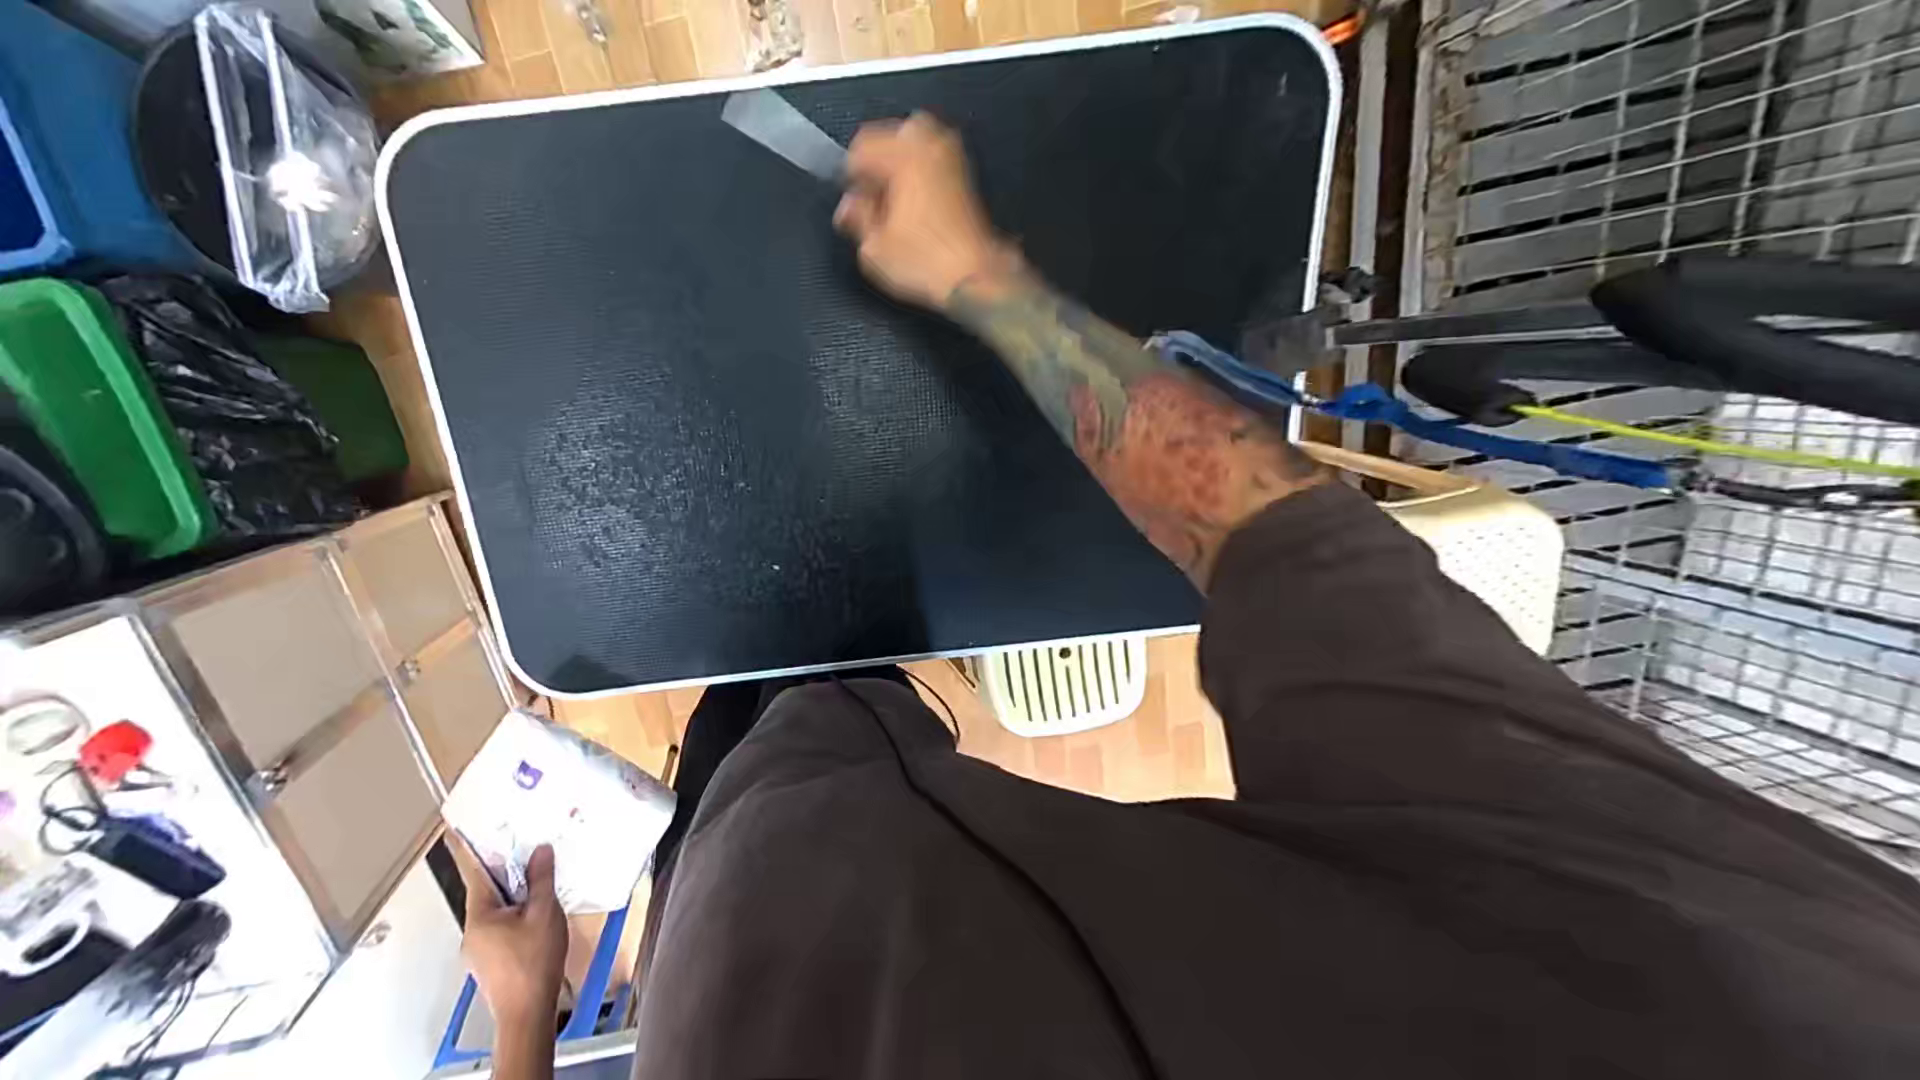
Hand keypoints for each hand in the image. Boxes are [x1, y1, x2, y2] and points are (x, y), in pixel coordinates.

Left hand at [451, 837, 567, 1028]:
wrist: (527, 1011)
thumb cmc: (534, 959)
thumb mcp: (544, 912)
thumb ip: (541, 879)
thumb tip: (538, 850)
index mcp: (480, 915)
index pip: (473, 874)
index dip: (466, 850)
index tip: (454, 830)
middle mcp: (473, 930)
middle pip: (488, 891)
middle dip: (506, 872)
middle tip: (523, 850)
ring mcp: (480, 948)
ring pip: (498, 909)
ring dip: (516, 895)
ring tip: (540, 883)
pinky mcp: (491, 960)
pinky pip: (503, 924)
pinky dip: (518, 912)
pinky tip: (539, 914)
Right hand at [834, 112, 1020, 309]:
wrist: (974, 279)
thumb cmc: (924, 264)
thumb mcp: (874, 249)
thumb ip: (858, 218)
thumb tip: (851, 205)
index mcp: (903, 155)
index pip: (861, 148)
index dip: (850, 177)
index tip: (851, 203)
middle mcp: (930, 146)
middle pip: (892, 135)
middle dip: (878, 161)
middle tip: (872, 196)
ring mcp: (953, 159)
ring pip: (917, 141)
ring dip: (901, 162)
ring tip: (893, 199)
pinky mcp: (967, 179)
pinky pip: (935, 159)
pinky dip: (921, 172)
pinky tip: (915, 203)